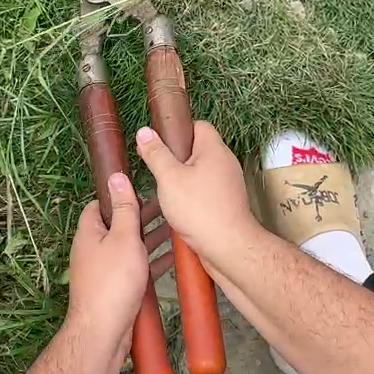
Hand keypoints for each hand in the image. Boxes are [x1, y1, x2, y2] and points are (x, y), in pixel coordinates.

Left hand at [65, 173, 154, 357]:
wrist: (103, 333)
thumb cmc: (113, 282)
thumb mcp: (123, 237)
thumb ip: (124, 208)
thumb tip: (115, 176)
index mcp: (90, 232)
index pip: (101, 205)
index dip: (120, 196)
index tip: (143, 190)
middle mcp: (93, 249)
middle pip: (118, 225)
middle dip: (141, 217)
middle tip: (167, 208)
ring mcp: (104, 271)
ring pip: (130, 248)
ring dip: (150, 239)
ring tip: (176, 229)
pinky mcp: (116, 289)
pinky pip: (136, 269)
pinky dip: (151, 262)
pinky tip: (172, 259)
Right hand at [134, 121, 261, 261]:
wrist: (228, 247)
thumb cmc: (199, 210)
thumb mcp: (169, 178)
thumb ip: (156, 154)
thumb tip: (145, 132)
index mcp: (214, 149)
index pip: (198, 126)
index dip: (179, 131)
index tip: (162, 145)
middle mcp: (225, 163)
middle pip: (198, 149)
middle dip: (178, 159)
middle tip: (161, 171)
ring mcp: (229, 183)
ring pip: (201, 172)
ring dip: (184, 180)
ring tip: (168, 192)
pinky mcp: (228, 202)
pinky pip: (207, 191)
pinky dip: (193, 196)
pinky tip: (180, 208)